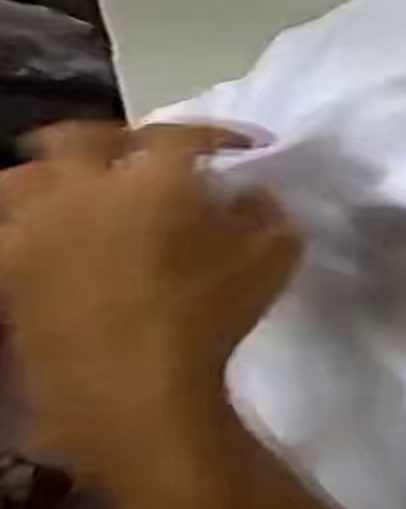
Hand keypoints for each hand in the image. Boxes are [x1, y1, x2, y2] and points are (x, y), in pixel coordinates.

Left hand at [0, 122, 300, 477]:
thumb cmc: (215, 307)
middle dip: (127, 137)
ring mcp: (31, 227)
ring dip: (69, 170)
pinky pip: (12, 218)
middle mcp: (82, 191)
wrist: (130, 376)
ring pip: (28, 172)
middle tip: (163, 154)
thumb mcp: (276, 254)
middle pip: (82, 136)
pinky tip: (76, 229)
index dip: (219, 132)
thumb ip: (267, 212)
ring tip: (104, 188)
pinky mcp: (8, 263)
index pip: (181, 134)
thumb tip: (247, 193)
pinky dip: (44, 211)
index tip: (249, 144)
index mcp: (154, 184)